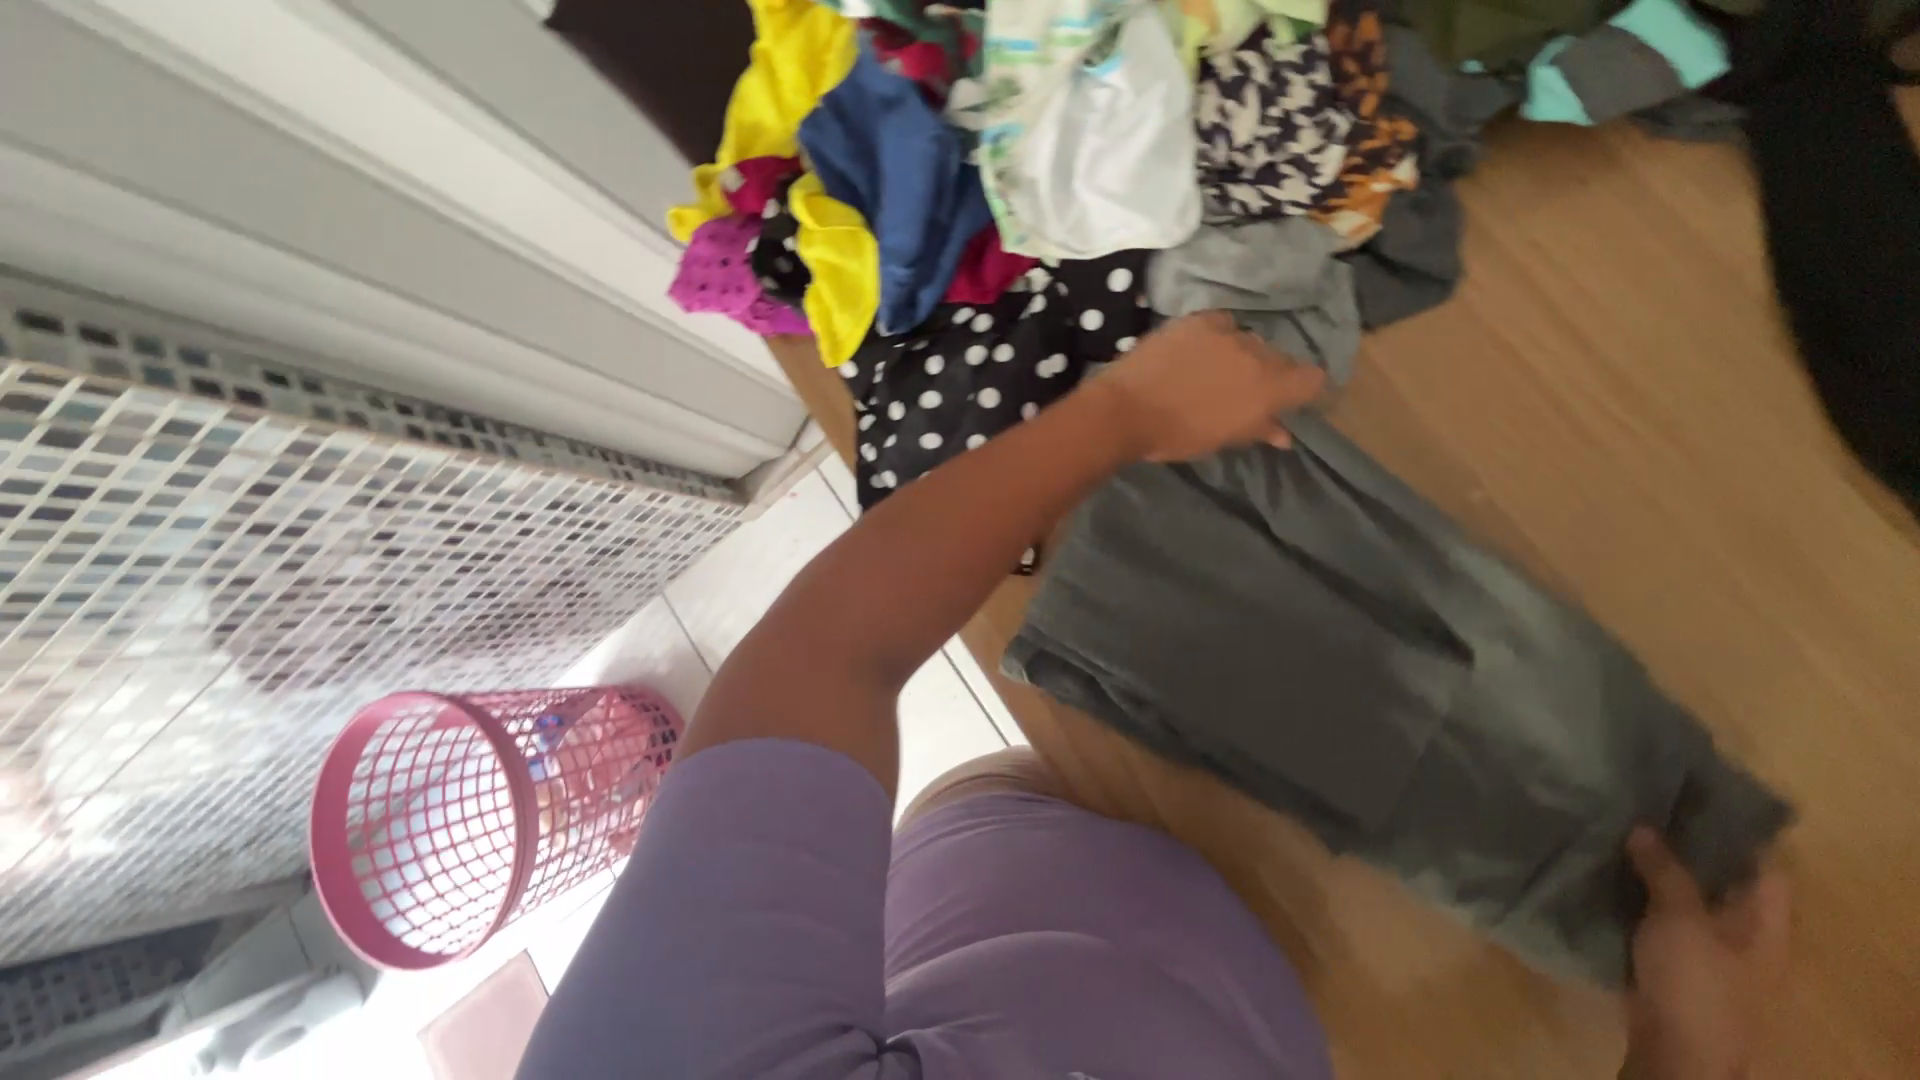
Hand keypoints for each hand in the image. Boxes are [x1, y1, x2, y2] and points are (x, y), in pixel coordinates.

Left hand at [1087, 311, 1326, 462]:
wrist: (1127, 409)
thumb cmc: (1177, 436)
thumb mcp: (1222, 439)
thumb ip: (1258, 430)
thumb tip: (1284, 434)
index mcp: (1269, 389)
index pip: (1313, 379)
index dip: (1303, 389)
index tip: (1286, 400)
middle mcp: (1257, 355)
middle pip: (1280, 358)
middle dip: (1269, 374)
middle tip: (1241, 391)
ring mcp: (1227, 334)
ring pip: (1250, 340)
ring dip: (1242, 355)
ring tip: (1214, 371)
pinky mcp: (1198, 320)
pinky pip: (1223, 323)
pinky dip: (1218, 335)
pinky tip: (1200, 348)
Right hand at [1621, 828, 1791, 1079]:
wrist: (1676, 1048)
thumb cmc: (1696, 982)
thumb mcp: (1682, 920)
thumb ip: (1666, 871)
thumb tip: (1644, 825)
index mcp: (1764, 921)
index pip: (1760, 863)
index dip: (1732, 828)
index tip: (1691, 793)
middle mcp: (1742, 929)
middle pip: (1717, 876)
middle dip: (1682, 843)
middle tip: (1641, 803)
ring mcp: (1706, 945)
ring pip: (1681, 893)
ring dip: (1653, 867)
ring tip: (1616, 827)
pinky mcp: (1671, 956)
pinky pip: (1655, 913)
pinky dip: (1635, 892)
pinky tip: (1606, 869)